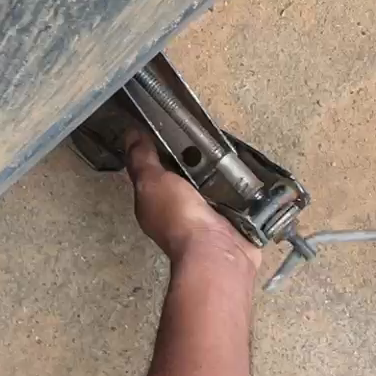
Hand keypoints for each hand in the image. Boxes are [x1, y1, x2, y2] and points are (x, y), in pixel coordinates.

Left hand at [125, 131, 260, 279]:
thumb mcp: (152, 181)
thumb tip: (130, 134)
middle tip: (206, 137)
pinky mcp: (234, 221)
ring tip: (228, 150)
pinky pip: (238, 197)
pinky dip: (242, 187)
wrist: (216, 250)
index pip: (156, 168)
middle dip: (197, 158)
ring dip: (222, 171)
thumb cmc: (180, 219)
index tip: (175, 125)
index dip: (163, 147)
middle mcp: (181, 210)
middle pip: (188, 175)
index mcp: (155, 201)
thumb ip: (141, 159)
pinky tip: (245, 173)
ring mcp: (208, 217)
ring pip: (215, 185)